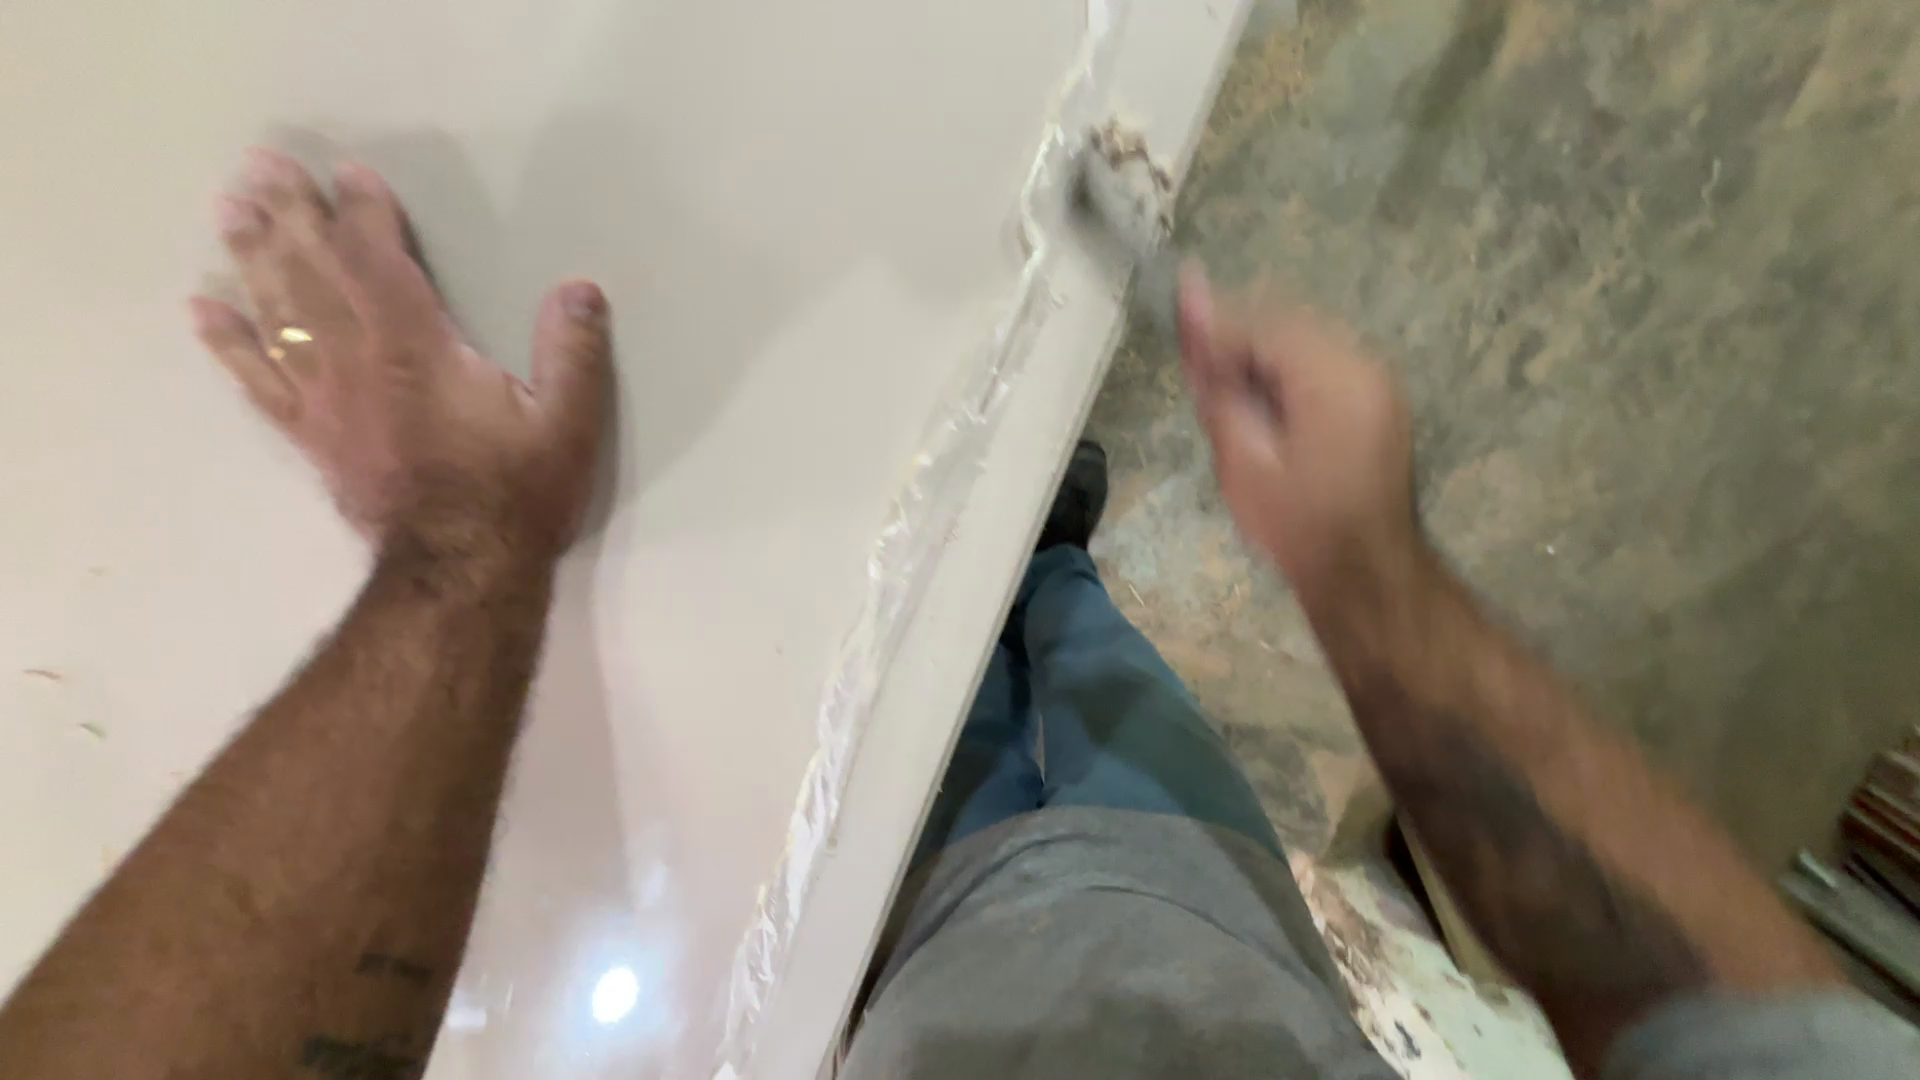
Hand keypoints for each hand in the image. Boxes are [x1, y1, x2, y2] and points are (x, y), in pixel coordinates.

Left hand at [189, 149, 611, 562]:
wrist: (464, 566)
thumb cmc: (519, 493)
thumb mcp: (570, 424)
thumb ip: (574, 354)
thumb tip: (582, 289)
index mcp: (421, 352)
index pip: (380, 264)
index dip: (365, 215)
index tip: (351, 175)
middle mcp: (361, 363)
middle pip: (313, 276)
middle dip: (289, 216)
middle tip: (263, 164)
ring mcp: (328, 400)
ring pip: (278, 314)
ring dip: (251, 256)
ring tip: (230, 207)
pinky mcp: (314, 435)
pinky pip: (259, 381)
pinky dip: (229, 343)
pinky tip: (205, 309)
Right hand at [1176, 265, 1419, 608]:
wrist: (1364, 572)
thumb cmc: (1295, 524)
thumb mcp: (1241, 455)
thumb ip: (1215, 377)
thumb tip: (1190, 303)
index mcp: (1332, 373)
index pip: (1260, 324)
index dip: (1215, 337)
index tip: (1182, 358)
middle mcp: (1363, 362)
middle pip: (1283, 327)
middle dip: (1238, 350)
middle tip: (1205, 390)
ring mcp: (1378, 379)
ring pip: (1302, 345)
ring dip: (1261, 365)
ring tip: (1233, 409)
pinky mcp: (1378, 399)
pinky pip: (1322, 366)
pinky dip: (1287, 379)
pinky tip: (1268, 415)